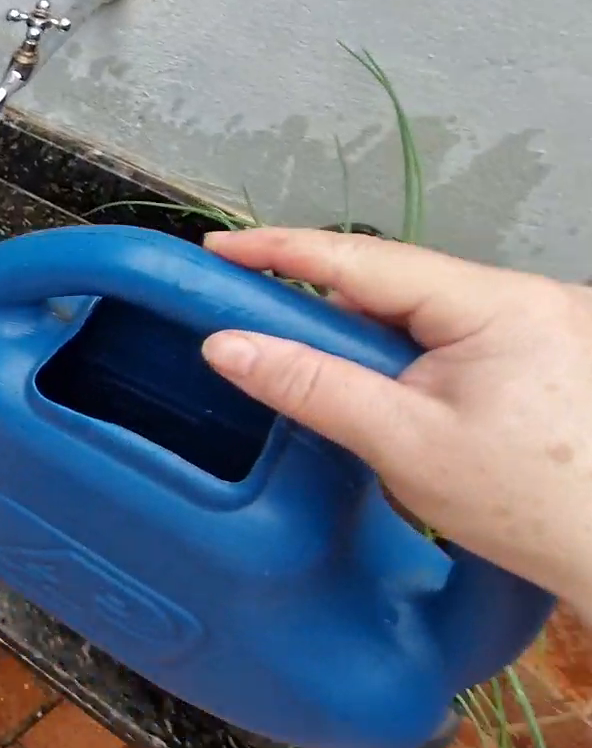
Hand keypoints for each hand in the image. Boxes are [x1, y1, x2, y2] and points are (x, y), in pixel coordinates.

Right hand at [199, 228, 591, 606]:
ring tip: (293, 363)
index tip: (214, 247)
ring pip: (405, 312)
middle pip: (384, 283)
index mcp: (499, 305)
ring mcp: (533, 327)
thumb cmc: (532, 501)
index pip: (364, 259)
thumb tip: (220, 345)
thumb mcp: (401, 440)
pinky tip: (357, 382)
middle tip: (236, 314)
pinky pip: (429, 337)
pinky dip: (378, 353)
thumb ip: (308, 385)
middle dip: (307, 297)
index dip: (280, 248)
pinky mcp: (533, 357)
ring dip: (343, 333)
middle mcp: (523, 300)